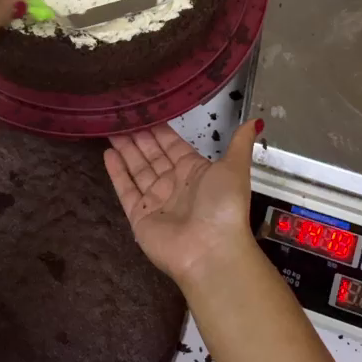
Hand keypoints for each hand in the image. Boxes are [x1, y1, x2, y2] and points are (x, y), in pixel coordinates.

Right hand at [105, 120, 261, 287]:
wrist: (211, 251)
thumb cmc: (223, 206)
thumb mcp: (235, 169)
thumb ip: (239, 144)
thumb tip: (255, 120)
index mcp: (195, 171)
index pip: (172, 145)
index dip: (158, 129)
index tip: (144, 111)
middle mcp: (174, 184)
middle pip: (152, 155)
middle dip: (138, 136)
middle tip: (121, 115)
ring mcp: (155, 200)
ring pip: (137, 169)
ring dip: (125, 149)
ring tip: (110, 128)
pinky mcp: (139, 216)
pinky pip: (126, 189)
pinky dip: (116, 172)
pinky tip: (107, 153)